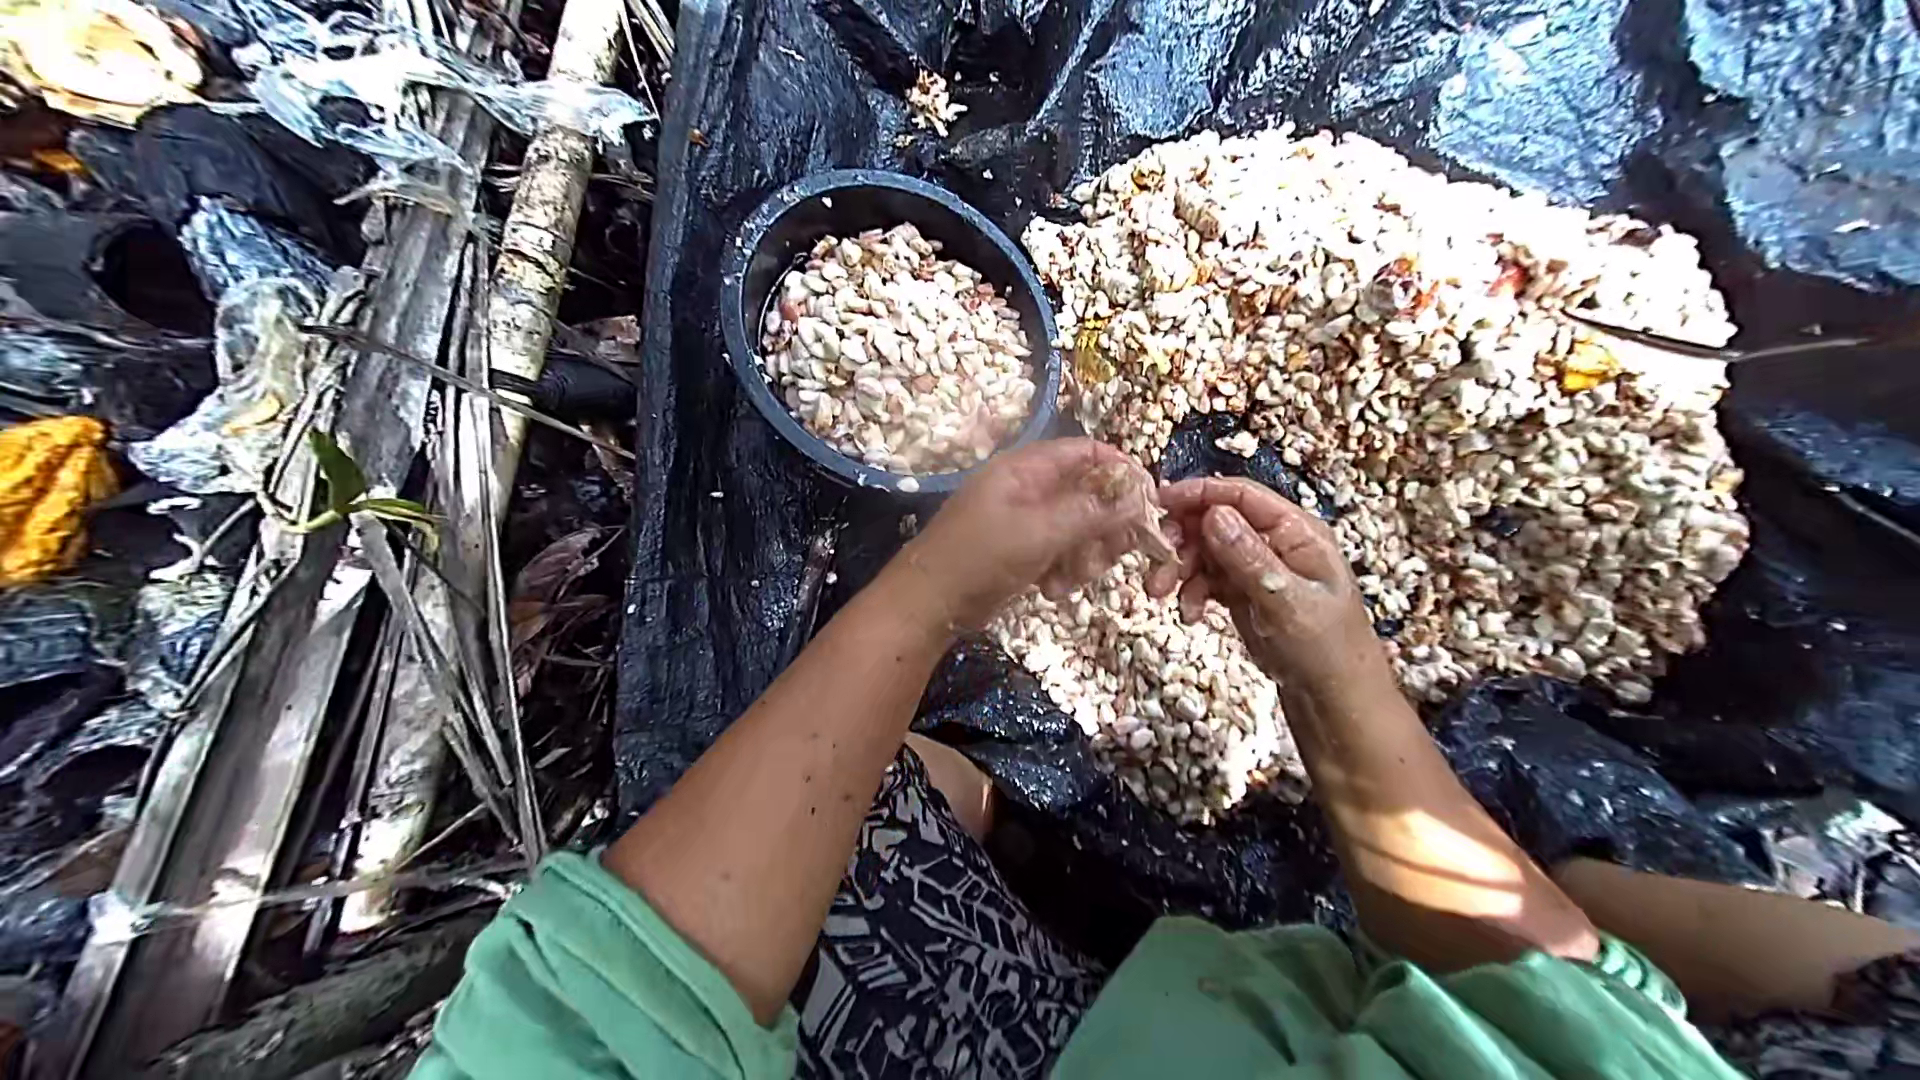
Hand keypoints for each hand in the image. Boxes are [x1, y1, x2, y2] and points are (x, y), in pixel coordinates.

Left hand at [892, 438, 1150, 629]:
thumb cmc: (980, 557)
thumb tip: (1138, 495)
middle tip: (1109, 553)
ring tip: (1069, 577)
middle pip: (1091, 493)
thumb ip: (1090, 512)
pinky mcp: (1025, 550)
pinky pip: (1063, 553)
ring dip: (1085, 555)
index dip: (1120, 471)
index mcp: (1028, 468)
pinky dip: (1065, 571)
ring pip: (1081, 528)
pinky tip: (1052, 589)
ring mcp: (1028, 521)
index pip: (1088, 452)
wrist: (931, 604)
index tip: (1145, 502)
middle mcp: (1030, 489)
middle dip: (1105, 526)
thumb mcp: (1039, 532)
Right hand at [1146, 477, 1386, 689]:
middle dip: (1181, 540)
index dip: (1197, 494)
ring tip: (1162, 594)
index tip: (1159, 504)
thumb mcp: (1285, 601)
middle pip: (1214, 521)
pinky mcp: (1240, 589)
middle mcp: (1273, 541)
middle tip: (1157, 563)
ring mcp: (1255, 565)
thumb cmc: (1323, 648)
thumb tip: (1213, 513)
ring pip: (1203, 550)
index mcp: (1295, 531)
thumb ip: (1248, 557)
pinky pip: (1205, 578)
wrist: (1331, 696)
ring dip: (1179, 569)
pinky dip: (1191, 592)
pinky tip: (1190, 613)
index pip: (1240, 495)